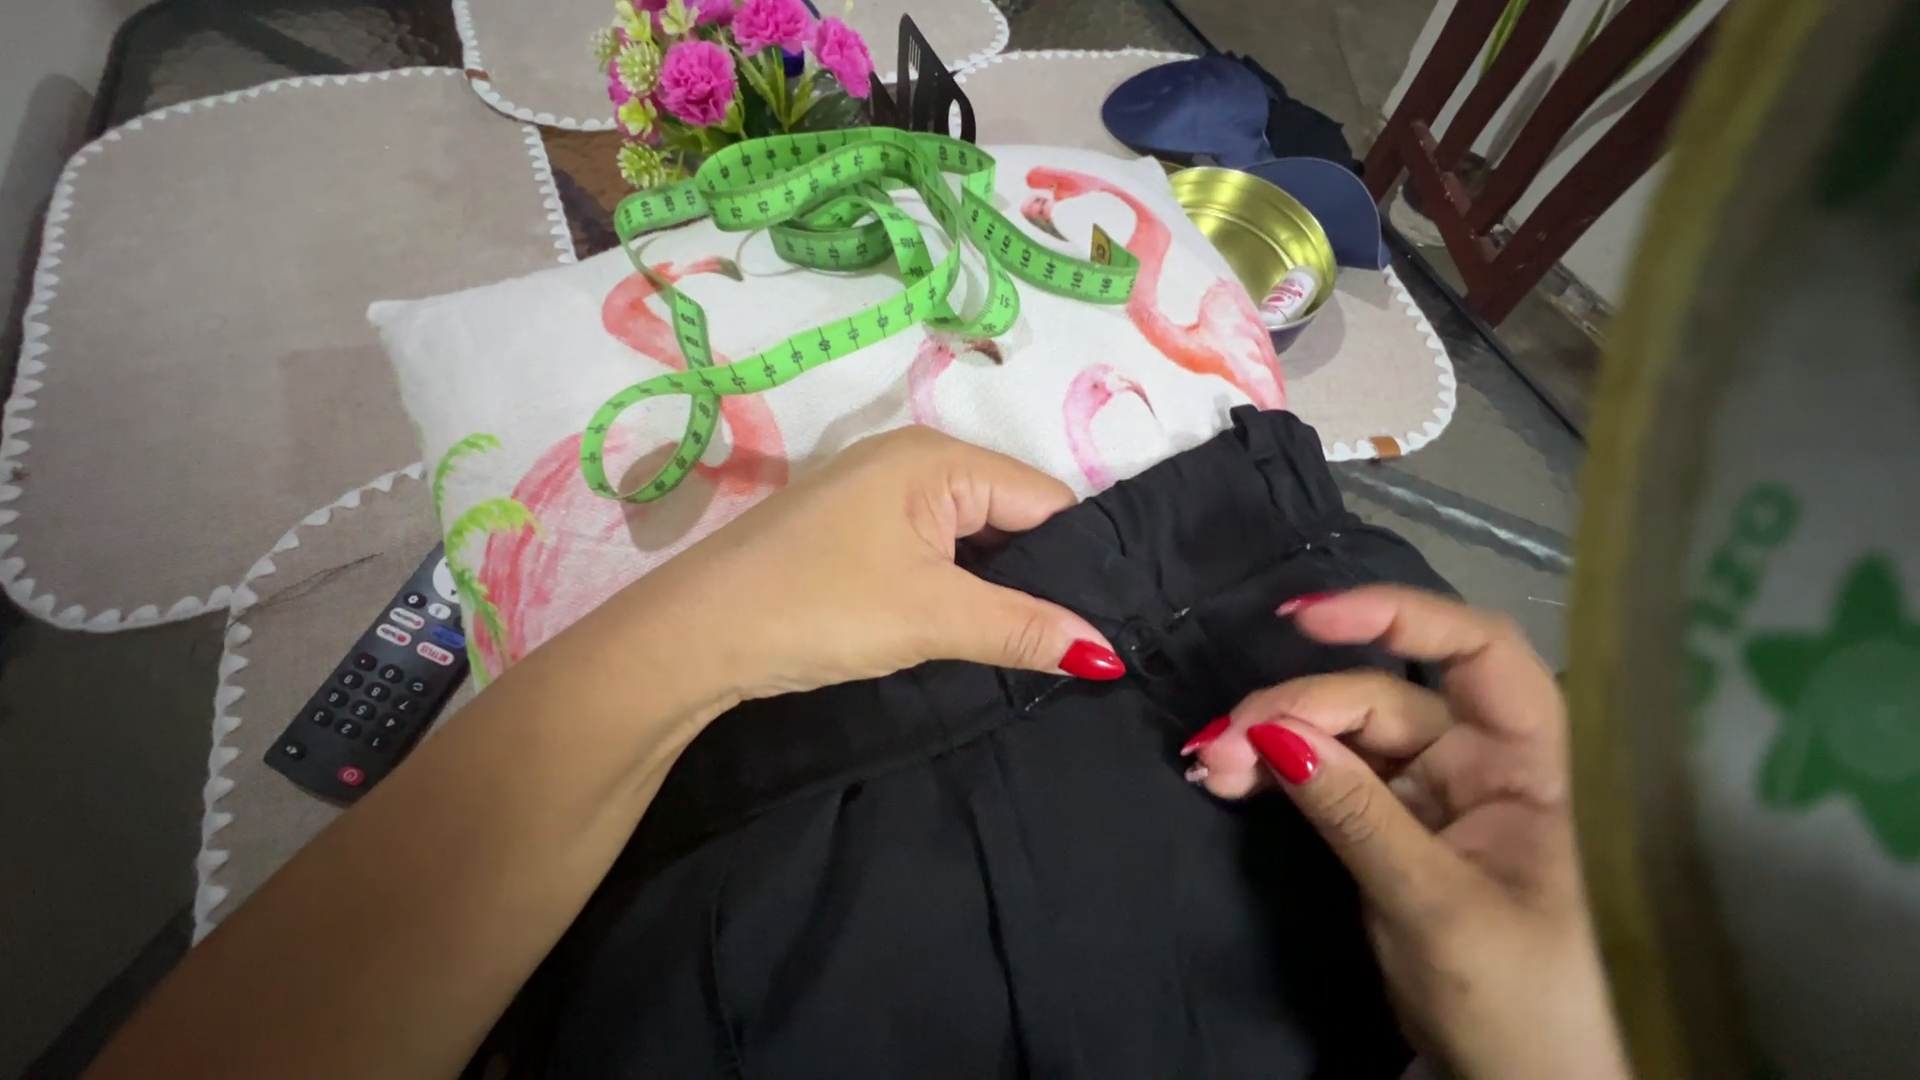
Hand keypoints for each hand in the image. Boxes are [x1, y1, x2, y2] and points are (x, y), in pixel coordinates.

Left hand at [605, 425, 1123, 702]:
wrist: (694, 635)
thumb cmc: (817, 607)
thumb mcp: (930, 616)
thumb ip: (1022, 628)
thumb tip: (1105, 654)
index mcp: (938, 457)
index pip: (1044, 500)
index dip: (1077, 561)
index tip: (1104, 622)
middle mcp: (913, 459)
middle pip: (1010, 513)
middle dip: (1038, 575)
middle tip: (1073, 641)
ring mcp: (880, 492)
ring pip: (972, 535)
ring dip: (997, 585)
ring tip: (1030, 640)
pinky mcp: (858, 528)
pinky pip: (934, 547)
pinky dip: (957, 583)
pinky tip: (969, 625)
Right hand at [1185, 587, 1628, 1079]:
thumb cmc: (1514, 1000)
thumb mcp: (1434, 906)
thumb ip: (1355, 813)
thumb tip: (1274, 732)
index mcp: (1516, 765)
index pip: (1477, 652)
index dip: (1400, 614)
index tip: (1309, 619)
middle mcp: (1464, 757)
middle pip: (1373, 695)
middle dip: (1295, 709)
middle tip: (1225, 745)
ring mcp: (1413, 784)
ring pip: (1332, 729)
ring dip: (1265, 738)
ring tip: (1211, 765)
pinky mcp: (1369, 813)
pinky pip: (1311, 769)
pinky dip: (1265, 767)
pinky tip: (1225, 775)